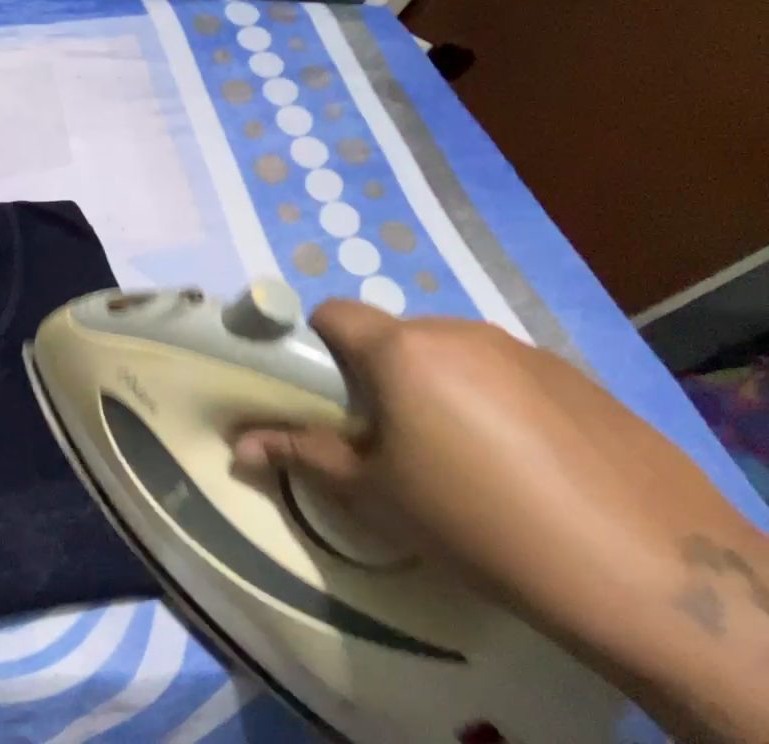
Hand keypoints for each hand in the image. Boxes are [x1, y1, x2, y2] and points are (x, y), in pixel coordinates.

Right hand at [232, 299, 768, 742]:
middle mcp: (463, 333)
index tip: (319, 398)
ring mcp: (530, 353)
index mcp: (403, 350)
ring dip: (435, 387)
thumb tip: (238, 447)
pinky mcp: (582, 382)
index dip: (312, 347)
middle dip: (375, 373)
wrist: (647, 573)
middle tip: (382, 437)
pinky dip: (492, 402)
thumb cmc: (476, 522)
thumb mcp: (374, 494)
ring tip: (454, 455)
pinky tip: (518, 465)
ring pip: (453, 355)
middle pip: (394, 335)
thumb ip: (301, 456)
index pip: (332, 313)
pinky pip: (508, 376)